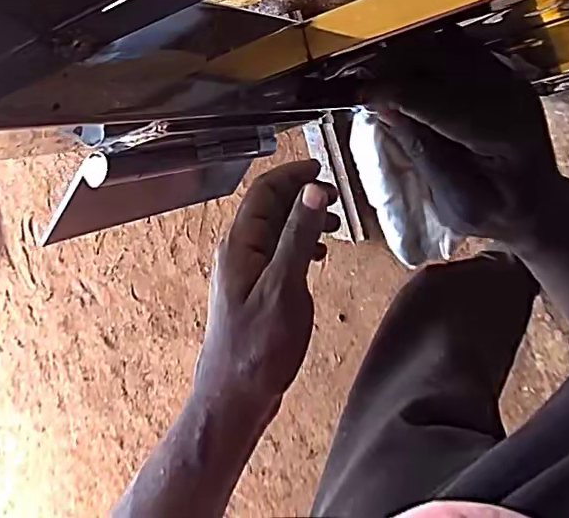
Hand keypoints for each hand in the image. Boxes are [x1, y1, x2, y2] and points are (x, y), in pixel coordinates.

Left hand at [192, 161, 336, 412]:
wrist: (232, 401)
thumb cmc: (257, 348)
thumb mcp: (285, 286)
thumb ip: (299, 235)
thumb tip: (314, 190)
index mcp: (240, 244)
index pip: (264, 191)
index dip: (292, 174)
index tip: (320, 167)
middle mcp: (238, 251)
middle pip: (270, 207)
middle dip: (302, 195)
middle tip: (335, 196)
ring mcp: (244, 271)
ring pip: (276, 229)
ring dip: (304, 219)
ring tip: (334, 225)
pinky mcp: (254, 289)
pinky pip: (278, 252)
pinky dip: (300, 244)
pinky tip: (317, 257)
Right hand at [363, 31, 568, 249]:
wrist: (538, 201)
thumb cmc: (498, 212)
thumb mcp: (457, 202)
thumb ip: (423, 153)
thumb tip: (386, 109)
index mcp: (503, 134)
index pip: (439, 100)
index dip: (395, 92)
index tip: (361, 94)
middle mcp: (510, 95)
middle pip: (442, 62)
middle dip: (395, 66)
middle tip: (362, 80)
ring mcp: (509, 78)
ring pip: (446, 47)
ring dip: (408, 56)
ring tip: (378, 73)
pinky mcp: (501, 71)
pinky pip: (457, 47)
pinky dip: (426, 53)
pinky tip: (405, 69)